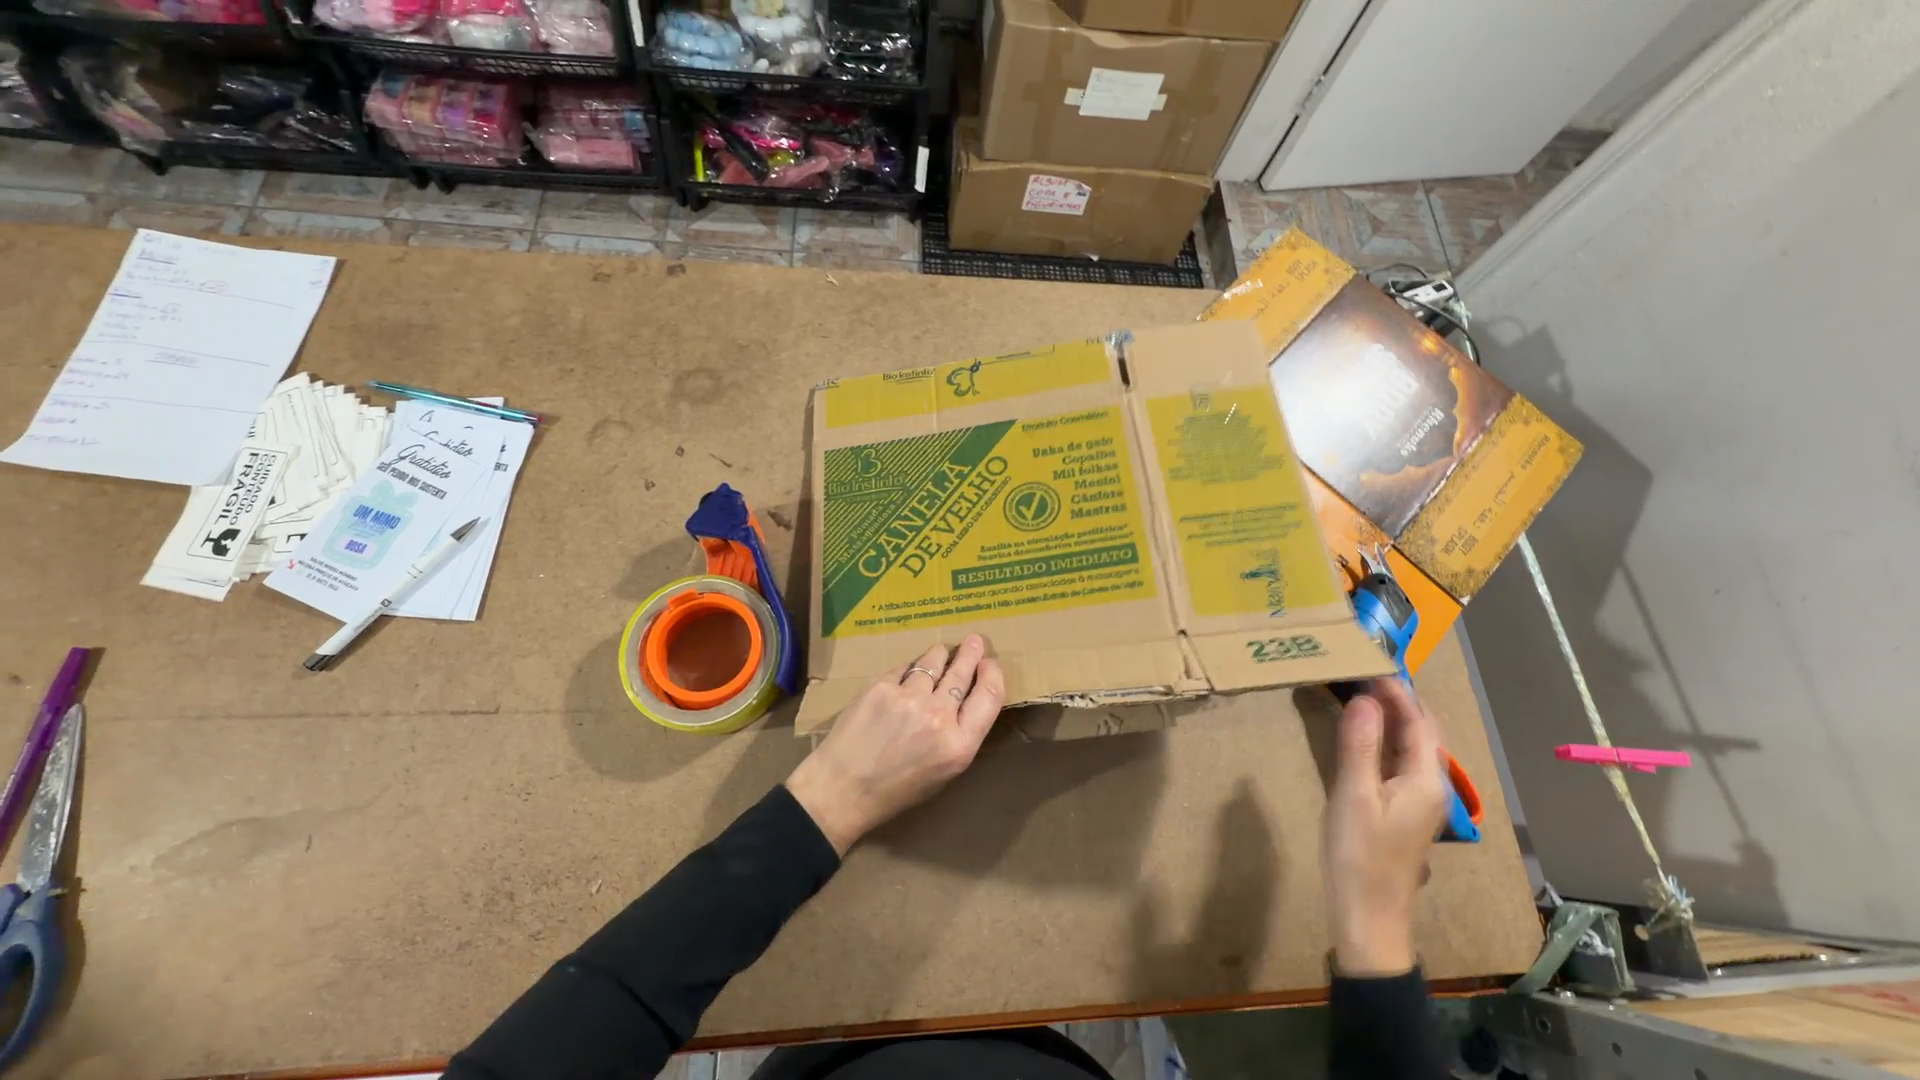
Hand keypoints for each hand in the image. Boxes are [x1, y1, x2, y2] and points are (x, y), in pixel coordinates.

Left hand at [786, 634, 1004, 855]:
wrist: (843, 789)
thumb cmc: (896, 790)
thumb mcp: (943, 773)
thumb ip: (960, 736)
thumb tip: (965, 700)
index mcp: (960, 745)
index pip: (990, 696)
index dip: (992, 675)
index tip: (989, 664)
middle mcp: (939, 716)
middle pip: (962, 673)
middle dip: (970, 654)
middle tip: (973, 641)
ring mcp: (909, 697)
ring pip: (932, 662)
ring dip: (939, 656)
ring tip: (941, 651)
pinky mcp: (881, 686)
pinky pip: (904, 669)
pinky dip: (909, 669)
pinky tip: (909, 671)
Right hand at [1324, 678, 1448, 975]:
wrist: (1368, 913)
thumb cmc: (1360, 854)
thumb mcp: (1354, 795)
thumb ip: (1360, 745)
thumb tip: (1364, 698)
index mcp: (1425, 780)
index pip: (1418, 722)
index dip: (1397, 691)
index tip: (1370, 663)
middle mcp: (1431, 787)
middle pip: (1422, 733)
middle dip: (1399, 701)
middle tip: (1366, 672)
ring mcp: (1419, 802)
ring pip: (1412, 747)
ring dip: (1392, 719)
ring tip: (1363, 694)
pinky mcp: (1404, 812)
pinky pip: (1400, 762)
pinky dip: (1385, 739)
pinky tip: (1364, 736)